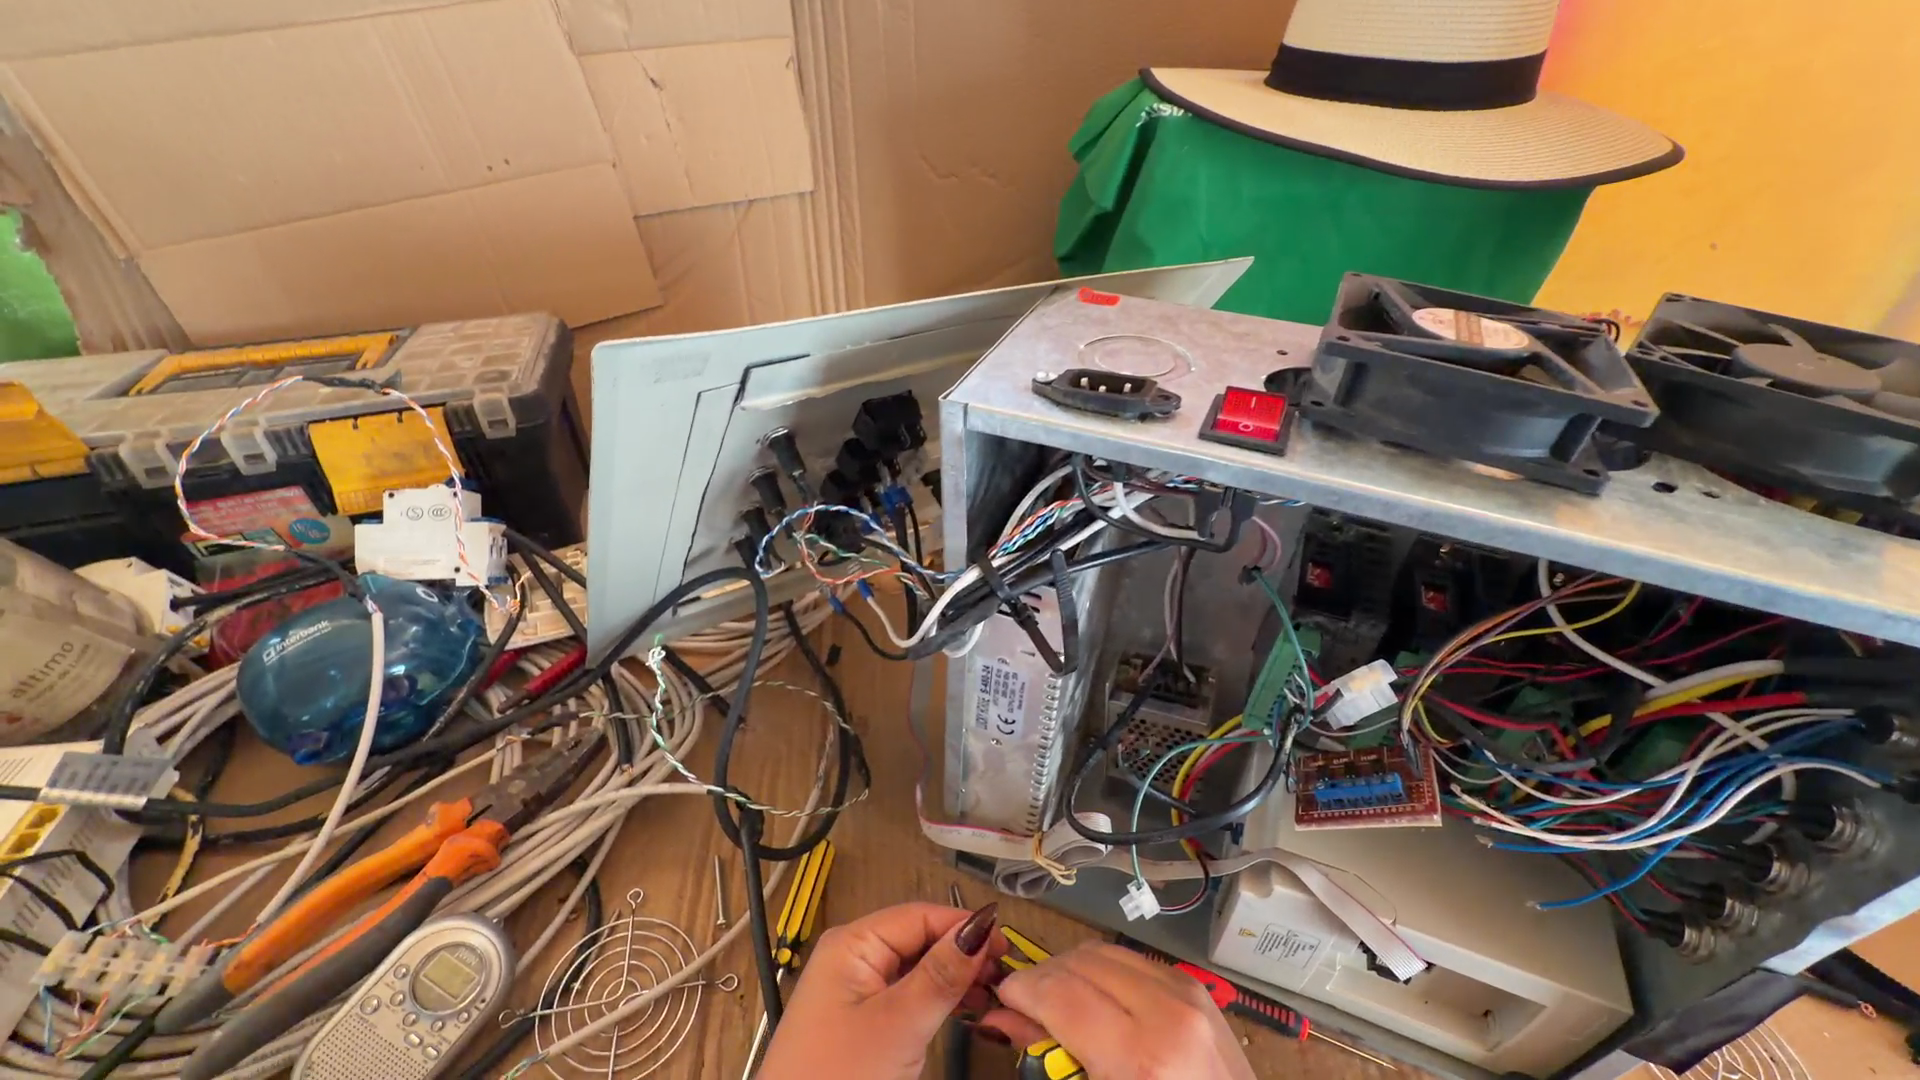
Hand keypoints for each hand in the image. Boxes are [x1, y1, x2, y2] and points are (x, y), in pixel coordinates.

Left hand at [755, 902, 1007, 1079]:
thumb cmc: (836, 1077)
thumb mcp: (898, 1024)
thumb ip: (940, 975)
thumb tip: (979, 928)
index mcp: (853, 943)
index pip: (921, 915)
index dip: (964, 927)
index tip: (1005, 947)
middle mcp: (853, 955)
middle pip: (920, 937)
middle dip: (962, 953)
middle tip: (1003, 976)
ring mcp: (858, 987)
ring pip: (918, 966)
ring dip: (954, 976)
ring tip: (989, 994)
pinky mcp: (863, 1016)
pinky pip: (909, 992)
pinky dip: (938, 997)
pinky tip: (962, 1009)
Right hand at [982, 943, 1256, 1079]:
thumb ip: (1048, 1059)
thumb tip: (999, 1017)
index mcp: (1140, 1056)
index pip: (1059, 993)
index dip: (1020, 989)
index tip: (1001, 998)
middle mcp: (1165, 1012)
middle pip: (1078, 963)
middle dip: (1042, 977)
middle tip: (1024, 1003)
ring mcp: (1185, 991)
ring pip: (1103, 952)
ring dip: (1071, 969)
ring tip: (1058, 1001)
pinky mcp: (1194, 985)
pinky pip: (1131, 960)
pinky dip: (1103, 972)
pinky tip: (1096, 999)